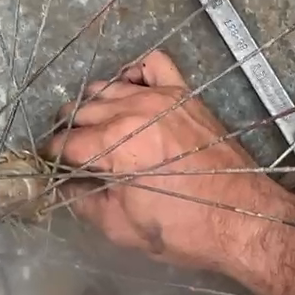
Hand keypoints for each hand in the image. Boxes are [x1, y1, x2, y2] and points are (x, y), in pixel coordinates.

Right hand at [41, 51, 294, 274]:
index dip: (51, 157)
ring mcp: (160, 98)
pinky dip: (134, 73)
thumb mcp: (122, 228)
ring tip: (94, 127)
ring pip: (108, 87)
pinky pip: (151, 64)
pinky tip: (129, 92)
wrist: (244, 219)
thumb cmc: (183, 230)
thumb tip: (63, 187)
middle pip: (81, 111)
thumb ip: (84, 203)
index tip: (50, 167)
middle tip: (71, 153)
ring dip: (93, 105)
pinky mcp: (184, 95)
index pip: (65, 143)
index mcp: (114, 146)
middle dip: (68, 132)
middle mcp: (132, 112)